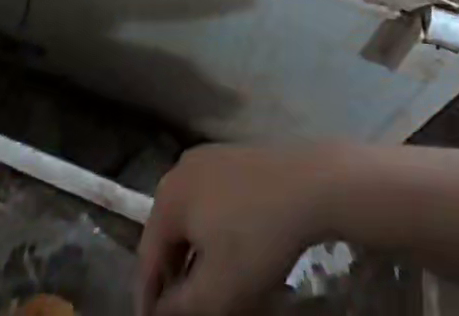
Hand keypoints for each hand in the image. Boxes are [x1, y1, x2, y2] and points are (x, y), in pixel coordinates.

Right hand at [135, 146, 333, 315]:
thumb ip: (180, 308)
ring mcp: (207, 159)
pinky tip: (231, 247)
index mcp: (166, 199)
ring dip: (194, 252)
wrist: (311, 184)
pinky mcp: (233, 157)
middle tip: (182, 307)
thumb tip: (162, 310)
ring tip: (207, 282)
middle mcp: (178, 171)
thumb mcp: (217, 291)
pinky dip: (213, 229)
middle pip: (167, 233)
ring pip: (191, 215)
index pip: (147, 258)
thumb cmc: (257, 239)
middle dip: (173, 273)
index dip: (149, 298)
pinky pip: (211, 200)